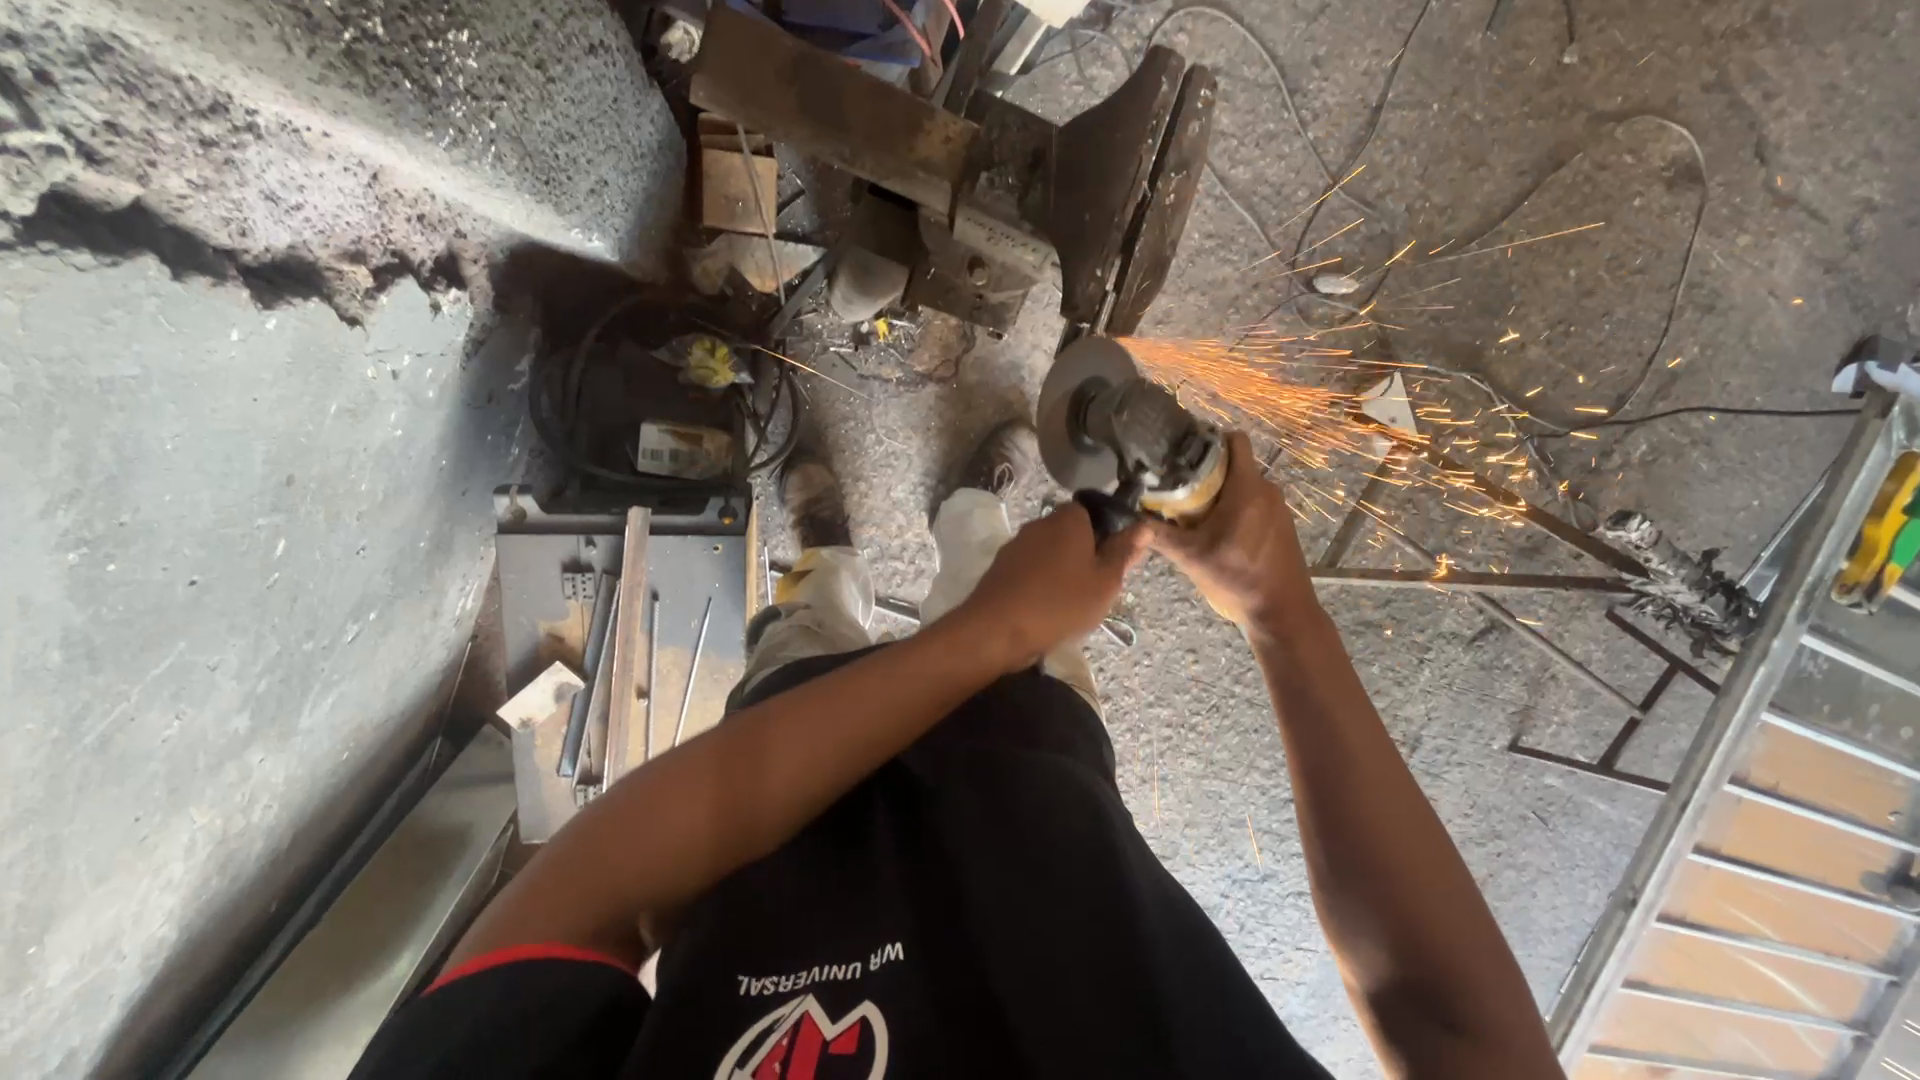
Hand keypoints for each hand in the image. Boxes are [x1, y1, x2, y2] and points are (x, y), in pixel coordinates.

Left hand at [953, 503, 1146, 670]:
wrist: (997, 629)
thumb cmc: (1061, 603)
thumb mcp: (1105, 582)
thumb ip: (1124, 552)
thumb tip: (1144, 525)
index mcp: (1068, 518)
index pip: (1093, 511)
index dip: (1107, 534)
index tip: (1115, 563)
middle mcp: (1039, 524)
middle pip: (1071, 533)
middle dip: (1085, 555)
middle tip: (1097, 587)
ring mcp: (1016, 545)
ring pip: (1050, 553)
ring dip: (1062, 571)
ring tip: (1072, 603)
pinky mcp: (1000, 568)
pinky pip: (1030, 570)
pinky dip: (1040, 583)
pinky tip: (1045, 608)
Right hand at [1147, 431, 1317, 631]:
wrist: (1282, 611)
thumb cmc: (1237, 579)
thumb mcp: (1190, 557)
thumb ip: (1158, 535)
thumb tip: (1130, 521)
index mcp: (1247, 488)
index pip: (1234, 440)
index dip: (1208, 439)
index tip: (1183, 453)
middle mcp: (1267, 490)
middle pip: (1234, 465)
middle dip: (1207, 473)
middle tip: (1178, 488)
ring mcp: (1278, 508)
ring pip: (1243, 486)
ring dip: (1220, 494)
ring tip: (1193, 513)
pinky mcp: (1282, 524)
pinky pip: (1255, 504)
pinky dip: (1236, 509)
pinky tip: (1218, 532)